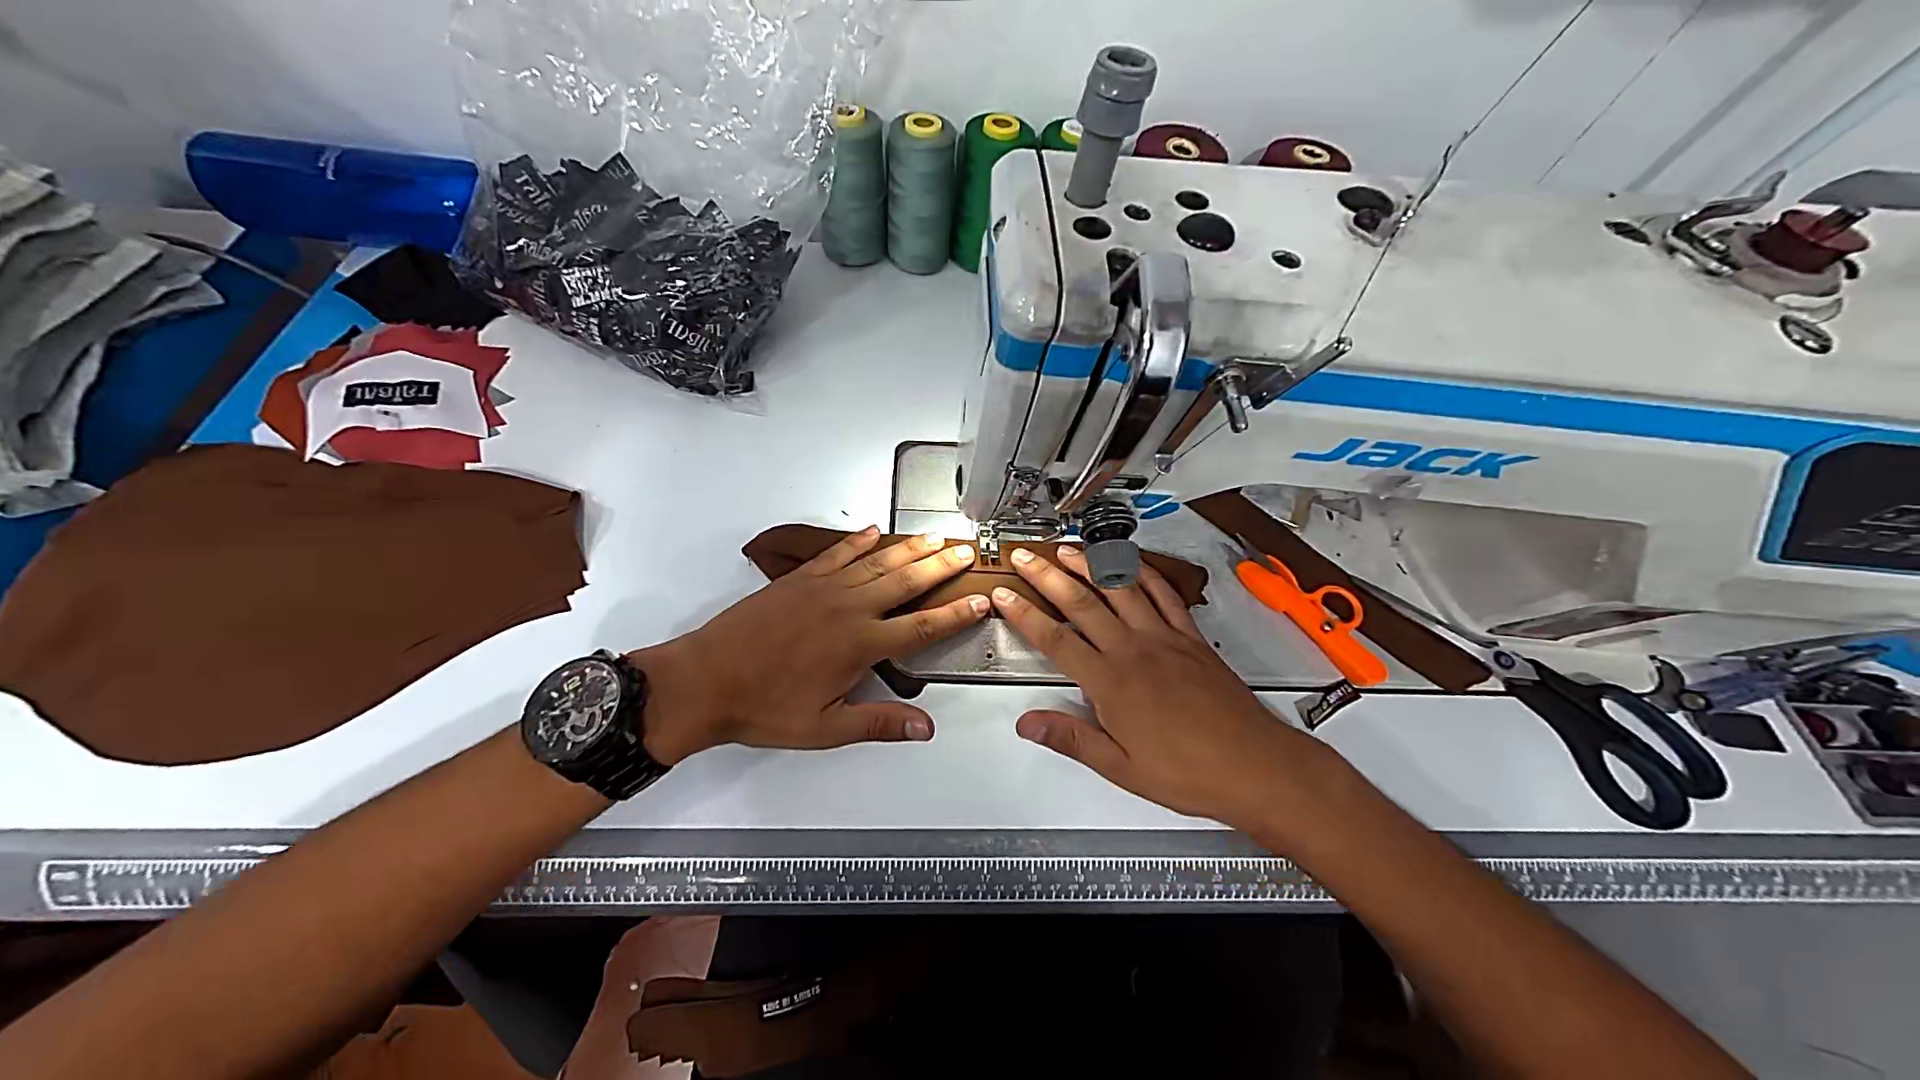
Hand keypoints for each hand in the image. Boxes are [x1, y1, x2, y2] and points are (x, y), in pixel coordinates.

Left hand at [633, 526, 985, 763]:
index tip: (979, 602)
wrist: (705, 681)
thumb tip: (922, 727)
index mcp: (859, 645)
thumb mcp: (826, 727)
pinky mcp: (798, 580)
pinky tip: (872, 533)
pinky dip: (857, 542)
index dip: (955, 614)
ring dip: (909, 548)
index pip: (922, 627)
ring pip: (877, 561)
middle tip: (964, 553)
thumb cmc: (761, 705)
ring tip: (934, 537)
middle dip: (941, 566)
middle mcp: (847, 609)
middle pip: (907, 581)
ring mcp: (822, 589)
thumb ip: (878, 723)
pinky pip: (837, 554)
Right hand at [992, 546, 1345, 829]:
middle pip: (1081, 602)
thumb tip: (1031, 724)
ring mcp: (1165, 640)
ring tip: (1069, 549)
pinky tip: (1133, 564)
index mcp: (1112, 683)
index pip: (1056, 639)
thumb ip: (1072, 738)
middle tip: (1026, 557)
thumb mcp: (1121, 766)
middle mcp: (1135, 652)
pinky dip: (1146, 574)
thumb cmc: (1194, 770)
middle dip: (1047, 576)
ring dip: (1091, 565)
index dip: (1025, 614)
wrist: (1255, 767)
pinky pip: (1165, 595)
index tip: (1006, 596)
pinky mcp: (1192, 639)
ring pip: (1120, 589)